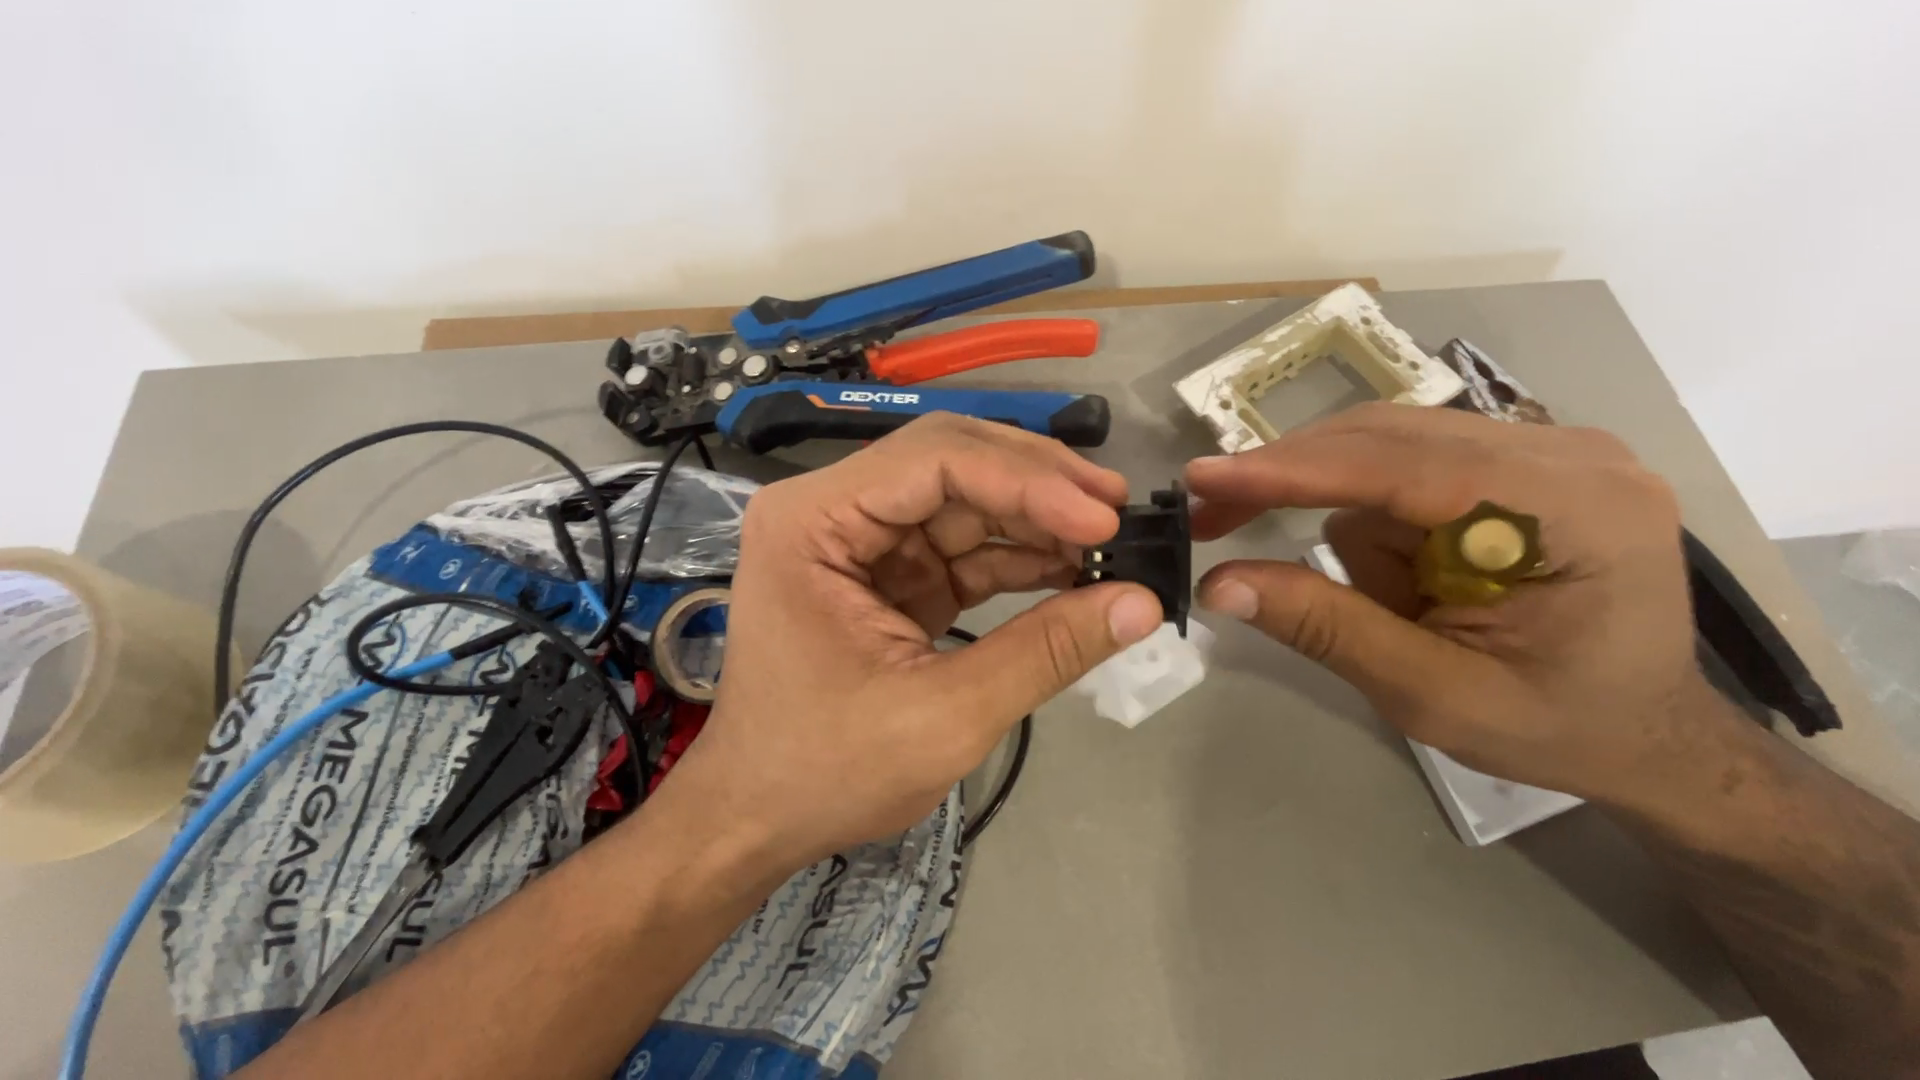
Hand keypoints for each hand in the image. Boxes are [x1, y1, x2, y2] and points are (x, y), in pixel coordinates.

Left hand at [661, 414, 1162, 870]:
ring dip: (1036, 520)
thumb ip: (1045, 652)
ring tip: (1112, 543)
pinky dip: (1018, 558)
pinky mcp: (888, 575)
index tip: (1105, 517)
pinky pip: (962, 547)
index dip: (1027, 480)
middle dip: (1037, 486)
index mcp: (813, 521)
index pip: (934, 460)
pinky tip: (1074, 570)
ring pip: (965, 501)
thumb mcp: (944, 717)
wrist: (759, 818)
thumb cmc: (826, 772)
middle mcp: (831, 510)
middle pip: (951, 464)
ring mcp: (860, 541)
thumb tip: (1144, 603)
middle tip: (1120, 513)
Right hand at [1185, 402, 1709, 802]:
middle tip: (1210, 518)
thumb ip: (1328, 628)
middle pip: (1390, 439)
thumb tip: (1219, 583)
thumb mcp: (1432, 694)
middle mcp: (1571, 456)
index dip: (1298, 471)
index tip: (1205, 478)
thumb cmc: (1555, 726)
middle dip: (1295, 481)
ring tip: (1390, 607)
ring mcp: (1551, 450)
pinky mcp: (1522, 461)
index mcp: (1578, 512)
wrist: (1643, 731)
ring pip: (1389, 453)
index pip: (1410, 468)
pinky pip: (1409, 469)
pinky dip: (1380, 524)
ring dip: (1355, 525)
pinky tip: (1411, 582)